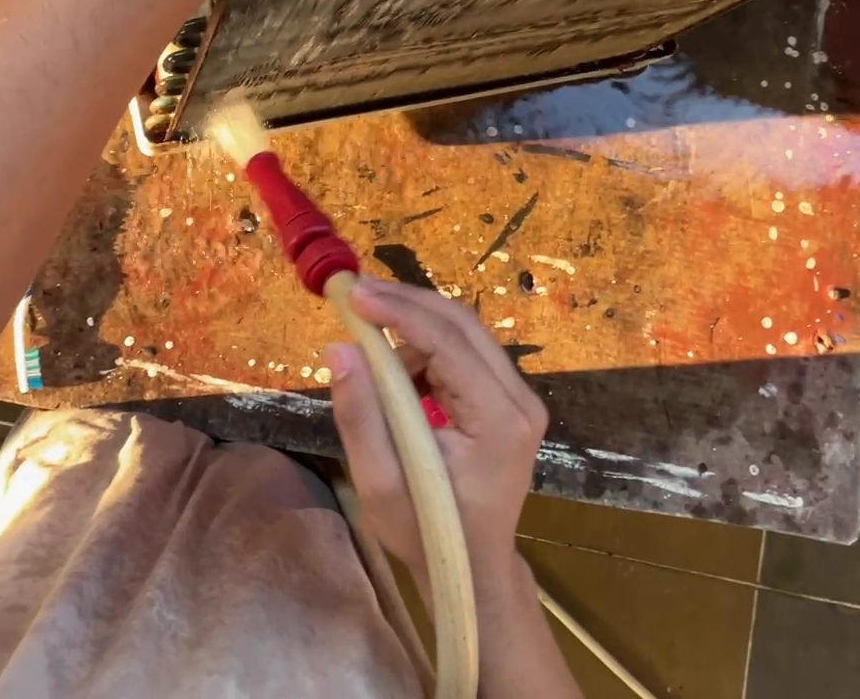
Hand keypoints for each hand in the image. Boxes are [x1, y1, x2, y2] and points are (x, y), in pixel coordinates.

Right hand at [326, 275, 546, 579]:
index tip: (353, 294)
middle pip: (462, 324)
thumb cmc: (426, 531)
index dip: (399, 311)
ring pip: (464, 332)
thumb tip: (340, 348)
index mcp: (497, 422)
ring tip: (366, 334)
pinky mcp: (507, 399)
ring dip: (412, 322)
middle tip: (354, 291)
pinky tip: (393, 365)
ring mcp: (518, 398)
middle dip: (405, 301)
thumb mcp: (380, 484)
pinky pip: (464, 351)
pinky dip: (423, 345)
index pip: (448, 343)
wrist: (474, 568)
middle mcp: (519, 400)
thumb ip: (360, 416)